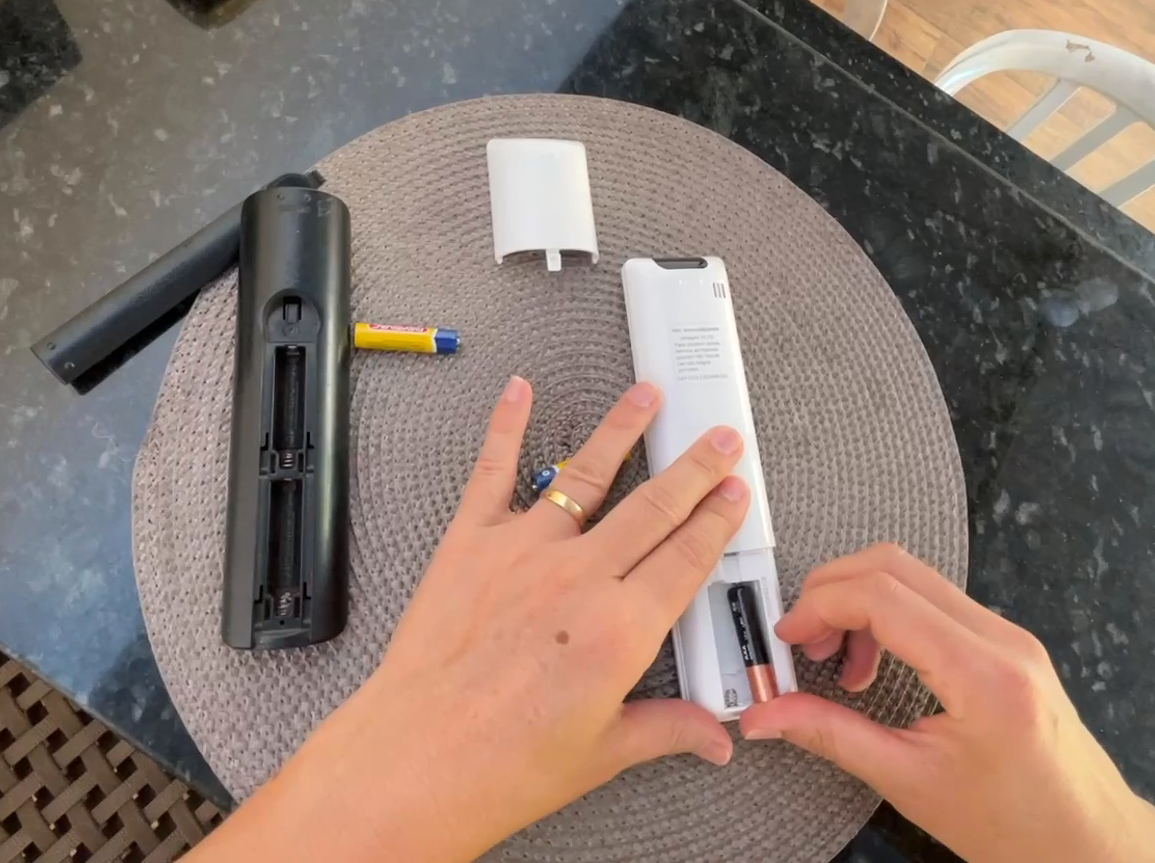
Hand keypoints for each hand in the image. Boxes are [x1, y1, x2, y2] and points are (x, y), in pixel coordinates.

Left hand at [193, 377, 751, 862]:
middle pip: (653, 507)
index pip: (687, 557)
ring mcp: (524, 548)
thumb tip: (716, 737)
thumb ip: (667, 728)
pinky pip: (494, 470)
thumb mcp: (602, 751)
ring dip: (623, 429)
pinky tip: (519, 391)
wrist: (418, 756)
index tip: (735, 490)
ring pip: (587, 474)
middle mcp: (579, 576)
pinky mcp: (473, 538)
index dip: (718, 520)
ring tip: (648, 395)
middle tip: (719, 437)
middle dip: (694, 468)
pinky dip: (505, 426)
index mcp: (620, 628)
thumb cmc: (505, 763)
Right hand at [738, 545, 1154, 862]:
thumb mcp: (911, 784)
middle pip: (892, 565)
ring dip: (856, 598)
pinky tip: (872, 660)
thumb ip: (830, 735)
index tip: (788, 637)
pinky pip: (929, 597)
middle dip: (831, 589)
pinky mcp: (1004, 639)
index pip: (882, 596)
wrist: (1102, 852)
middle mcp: (1000, 637)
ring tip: (835, 657)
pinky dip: (884, 612)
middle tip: (803, 638)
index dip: (820, 605)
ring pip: (909, 572)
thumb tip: (763, 715)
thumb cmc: (1017, 831)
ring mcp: (1007, 632)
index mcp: (982, 675)